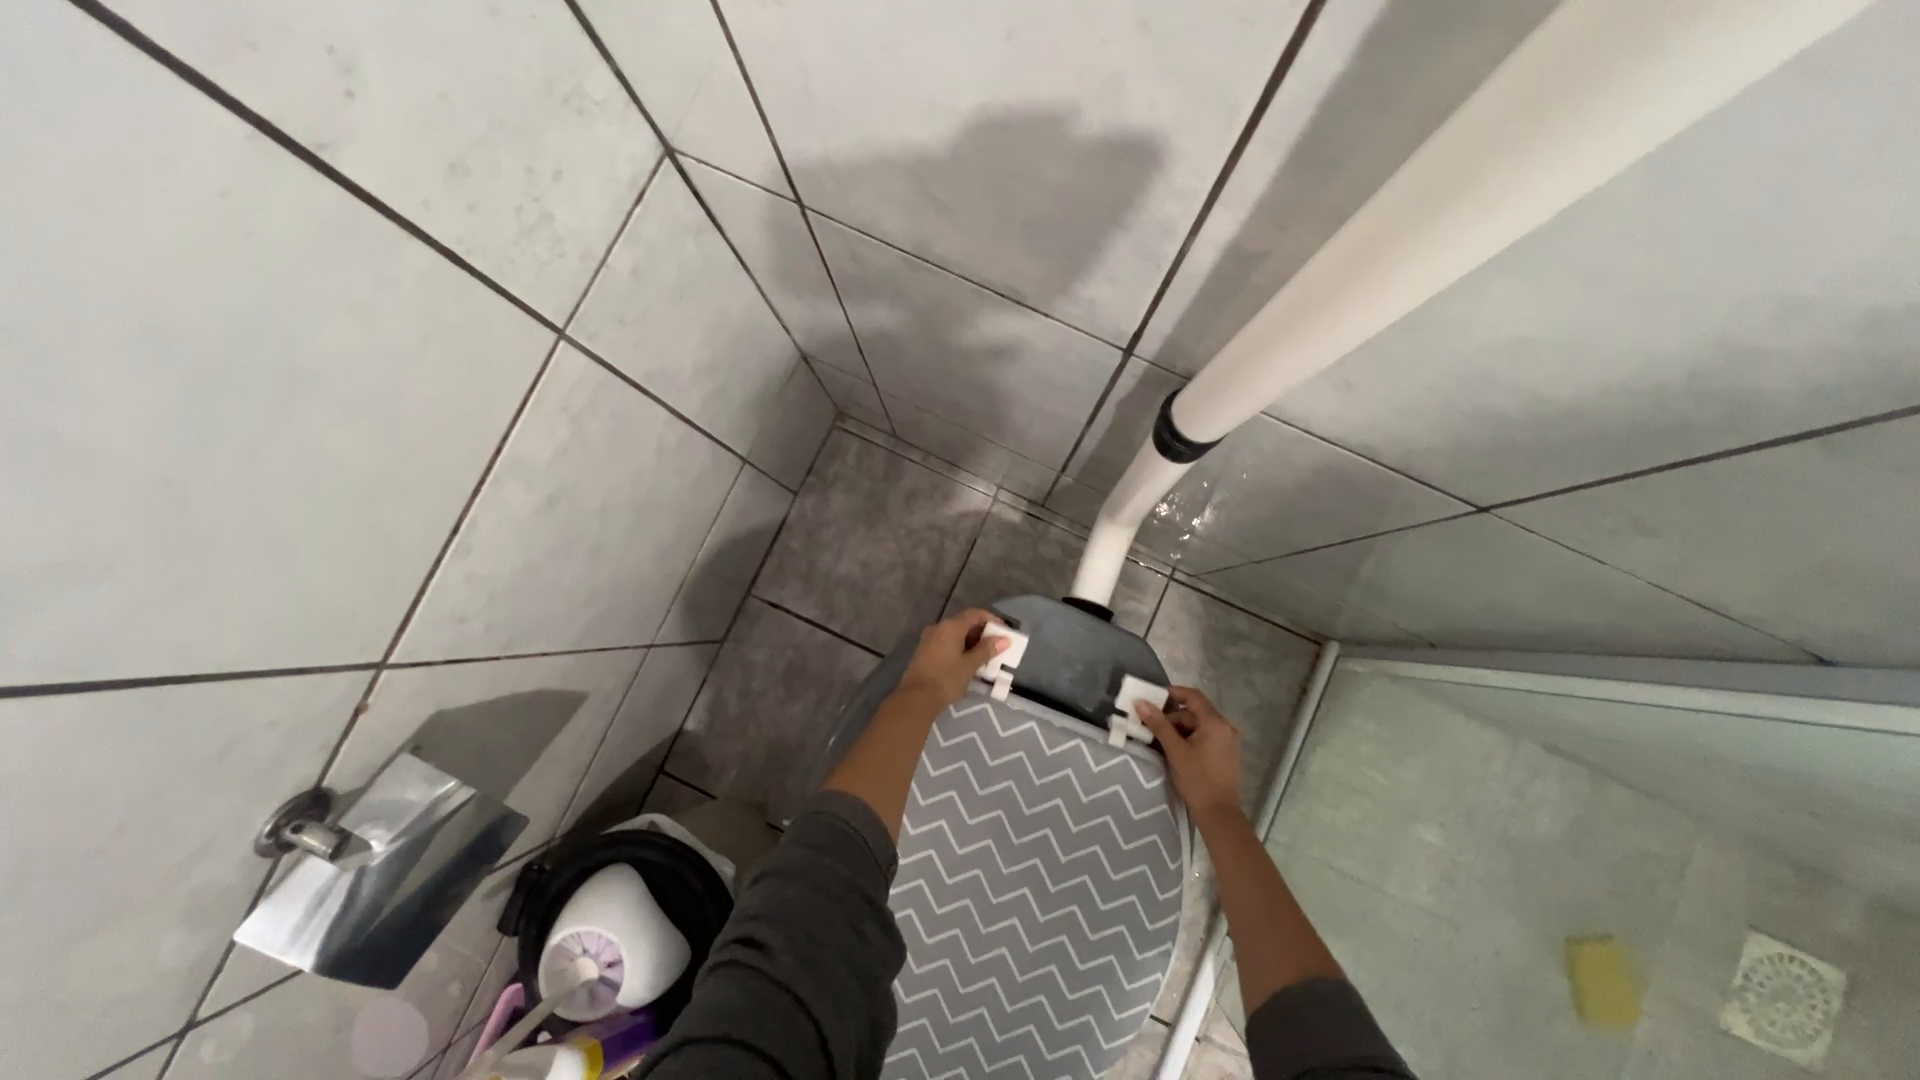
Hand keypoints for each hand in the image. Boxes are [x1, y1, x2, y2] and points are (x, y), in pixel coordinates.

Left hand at [897, 608, 1007, 707]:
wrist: (916, 698)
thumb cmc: (947, 679)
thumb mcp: (970, 665)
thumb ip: (987, 650)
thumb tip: (1004, 639)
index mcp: (950, 626)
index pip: (974, 614)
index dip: (991, 619)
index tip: (1004, 631)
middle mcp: (938, 628)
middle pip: (964, 623)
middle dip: (982, 632)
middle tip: (997, 646)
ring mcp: (930, 639)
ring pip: (955, 634)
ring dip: (971, 642)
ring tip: (986, 656)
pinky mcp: (926, 651)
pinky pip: (947, 643)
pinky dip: (960, 648)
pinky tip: (969, 662)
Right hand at [1138, 686, 1243, 823]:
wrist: (1219, 812)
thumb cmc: (1196, 779)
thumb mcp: (1174, 750)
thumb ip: (1158, 724)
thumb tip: (1140, 703)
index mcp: (1215, 723)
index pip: (1193, 696)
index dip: (1173, 692)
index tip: (1153, 697)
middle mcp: (1226, 727)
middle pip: (1195, 712)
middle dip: (1173, 716)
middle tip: (1152, 727)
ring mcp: (1228, 740)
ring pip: (1199, 725)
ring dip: (1180, 729)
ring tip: (1161, 742)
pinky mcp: (1227, 753)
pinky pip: (1206, 736)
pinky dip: (1190, 738)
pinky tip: (1176, 750)